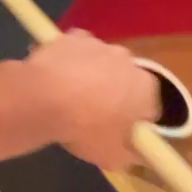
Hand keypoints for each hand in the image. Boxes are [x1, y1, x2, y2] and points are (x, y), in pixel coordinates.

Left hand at [25, 30, 158, 168]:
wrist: (42, 97)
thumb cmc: (84, 127)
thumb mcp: (111, 156)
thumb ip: (129, 155)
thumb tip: (134, 153)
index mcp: (145, 88)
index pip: (149, 106)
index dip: (135, 121)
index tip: (119, 131)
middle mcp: (127, 59)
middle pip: (126, 79)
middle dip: (115, 93)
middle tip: (95, 113)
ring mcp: (98, 43)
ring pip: (101, 61)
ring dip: (93, 74)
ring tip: (71, 94)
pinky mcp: (71, 35)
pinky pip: (77, 49)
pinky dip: (72, 58)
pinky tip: (59, 75)